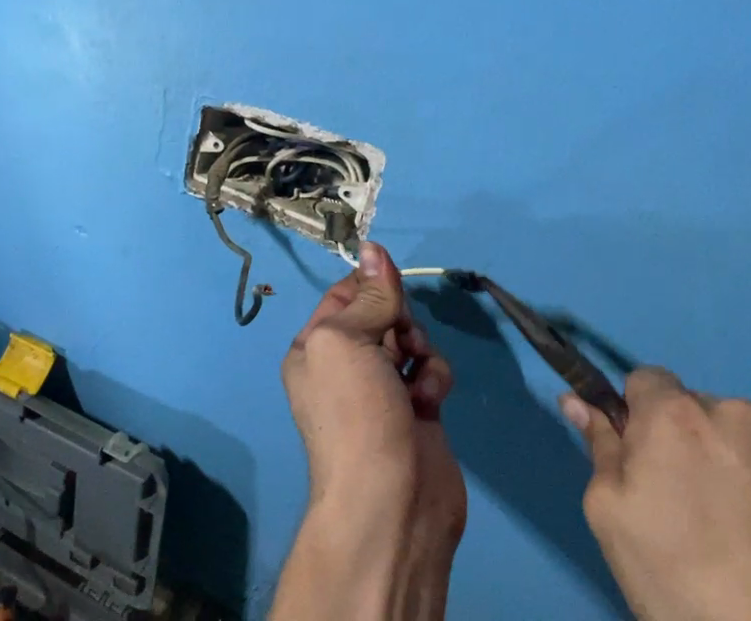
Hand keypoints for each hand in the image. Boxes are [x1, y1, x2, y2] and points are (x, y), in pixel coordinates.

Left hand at [270, 243, 465, 619]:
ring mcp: (382, 389)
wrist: (391, 502)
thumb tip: (373, 247)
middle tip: (400, 343)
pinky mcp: (418, 410)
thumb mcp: (346, 341)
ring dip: (421, 351)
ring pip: (411, 342)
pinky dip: (435, 380)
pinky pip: (431, 372)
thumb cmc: (355, 414)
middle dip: (399, 321)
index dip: (370, 285)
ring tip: (416, 380)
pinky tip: (431, 402)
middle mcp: (345, 365)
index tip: (391, 284)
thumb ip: (366, 296)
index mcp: (315, 346)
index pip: (343, 294)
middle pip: (381, 314)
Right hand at [563, 368, 750, 620]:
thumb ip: (600, 450)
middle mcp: (743, 412)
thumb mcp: (613, 521)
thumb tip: (579, 401)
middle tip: (706, 511)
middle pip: (709, 410)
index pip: (648, 380)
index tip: (653, 461)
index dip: (645, 418)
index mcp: (675, 416)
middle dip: (702, 445)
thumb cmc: (685, 590)